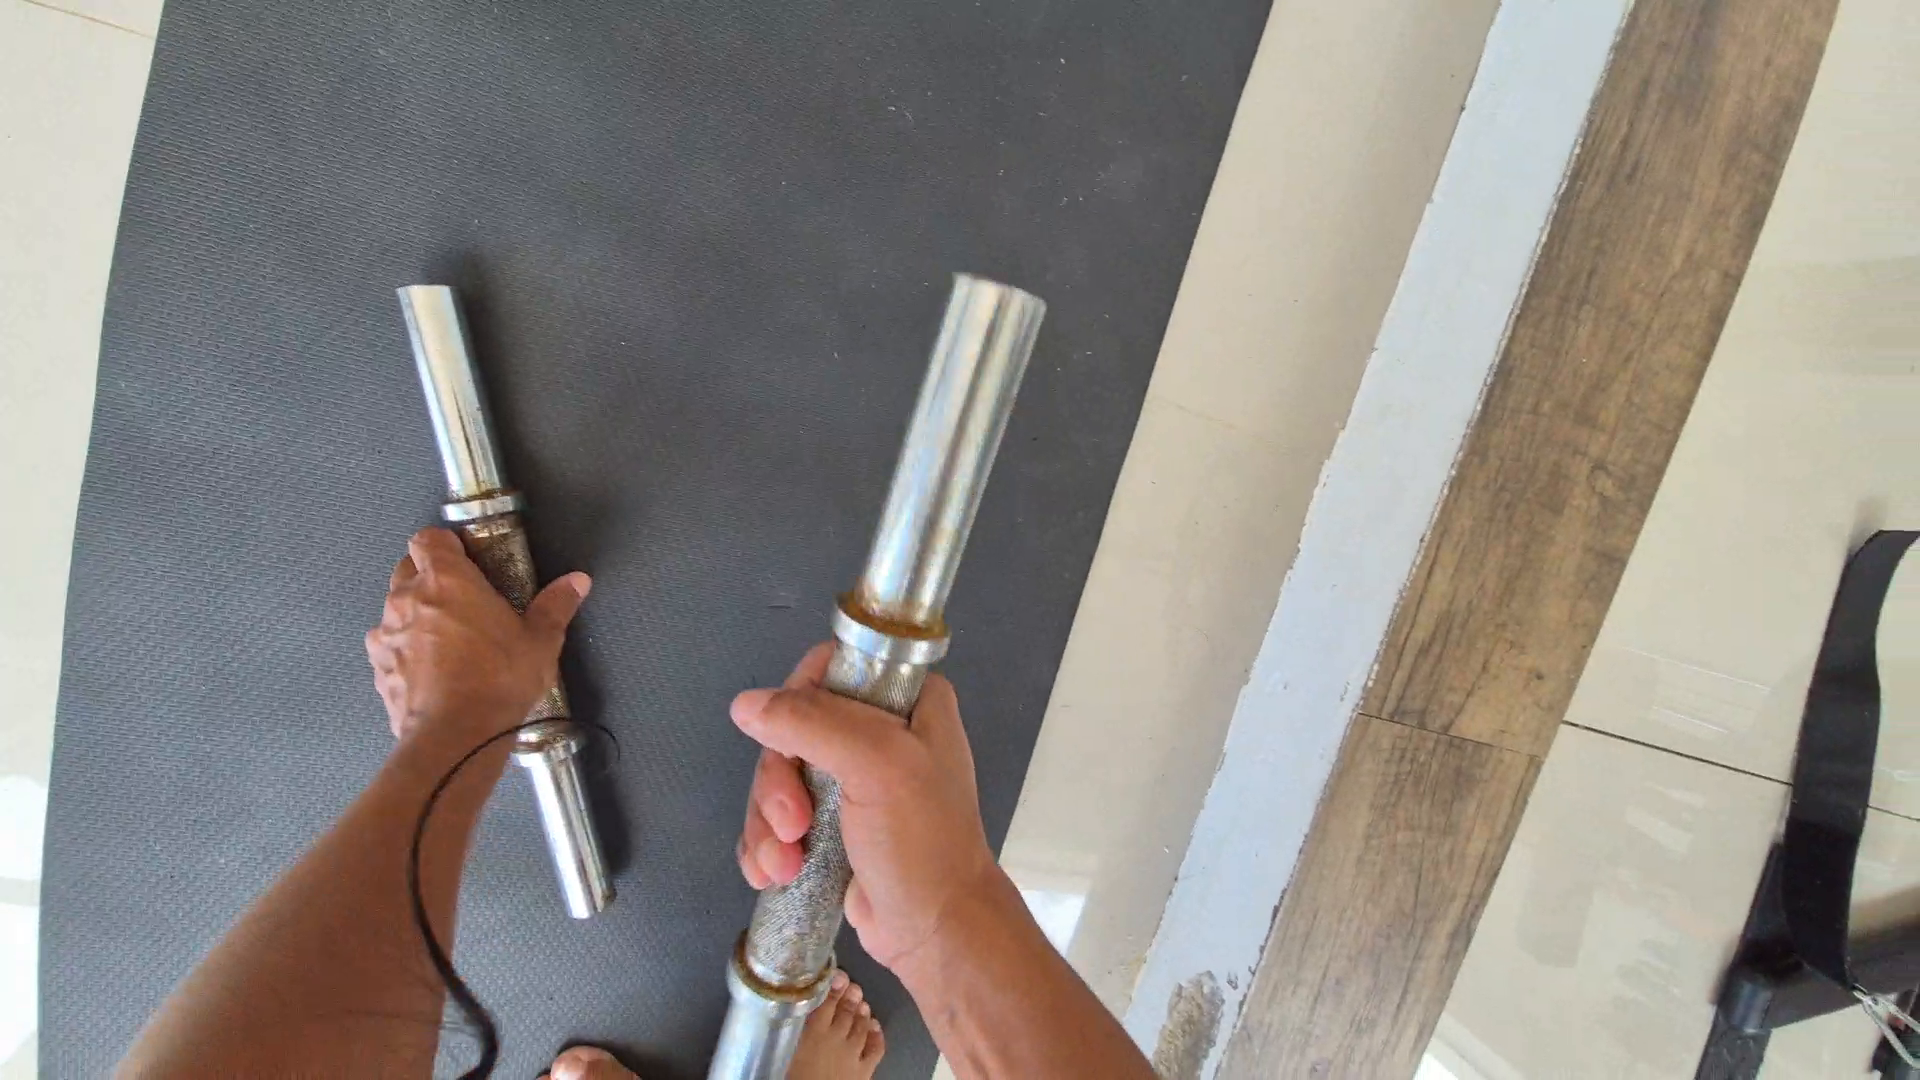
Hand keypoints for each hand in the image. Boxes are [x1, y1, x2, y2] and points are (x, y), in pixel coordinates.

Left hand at [364, 528, 589, 747]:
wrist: (455, 737)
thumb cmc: (500, 677)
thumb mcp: (541, 640)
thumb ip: (556, 604)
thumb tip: (578, 580)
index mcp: (447, 581)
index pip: (429, 539)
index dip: (448, 544)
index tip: (470, 559)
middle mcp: (407, 600)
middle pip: (406, 568)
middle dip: (431, 575)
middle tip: (466, 597)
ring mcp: (384, 635)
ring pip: (395, 607)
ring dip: (417, 612)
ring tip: (451, 636)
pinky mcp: (377, 669)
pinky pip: (389, 644)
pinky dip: (408, 646)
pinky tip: (435, 668)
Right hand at [731, 645, 1000, 971]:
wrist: (935, 930)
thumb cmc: (921, 839)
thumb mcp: (876, 765)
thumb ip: (812, 724)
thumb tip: (745, 704)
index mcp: (908, 698)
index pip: (833, 668)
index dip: (797, 699)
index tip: (786, 743)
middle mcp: (881, 729)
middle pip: (795, 726)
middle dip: (779, 782)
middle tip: (789, 825)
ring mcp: (854, 777)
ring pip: (780, 774)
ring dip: (769, 823)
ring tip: (781, 864)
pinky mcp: (832, 820)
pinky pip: (779, 814)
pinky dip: (768, 843)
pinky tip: (772, 874)